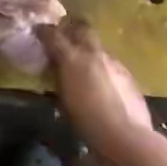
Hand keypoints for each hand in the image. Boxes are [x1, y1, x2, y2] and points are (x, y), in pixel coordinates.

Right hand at [37, 16, 155, 164]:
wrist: (127, 137)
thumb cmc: (89, 124)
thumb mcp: (65, 102)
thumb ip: (60, 79)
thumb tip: (57, 69)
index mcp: (72, 59)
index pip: (54, 36)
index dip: (45, 31)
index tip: (39, 30)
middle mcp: (93, 53)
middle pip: (82, 29)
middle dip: (72, 30)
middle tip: (65, 37)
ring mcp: (113, 61)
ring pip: (98, 47)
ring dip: (89, 52)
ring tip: (85, 66)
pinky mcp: (127, 73)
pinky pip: (111, 63)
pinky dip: (103, 68)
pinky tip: (104, 85)